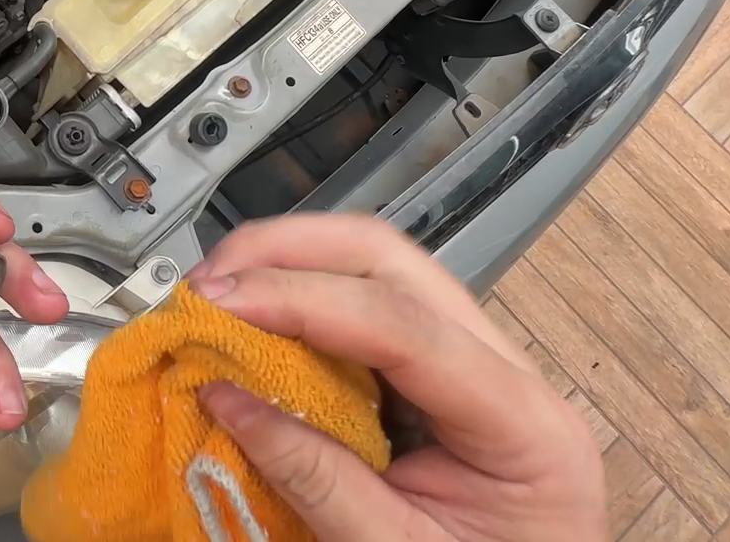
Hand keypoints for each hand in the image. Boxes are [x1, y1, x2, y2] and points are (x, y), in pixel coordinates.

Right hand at [188, 214, 604, 541]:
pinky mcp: (421, 350)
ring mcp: (461, 346)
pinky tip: (246, 309)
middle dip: (282, 251)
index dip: (298, 298)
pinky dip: (288, 285)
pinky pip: (350, 288)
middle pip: (382, 256)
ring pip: (363, 256)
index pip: (400, 322)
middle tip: (208, 283)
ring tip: (214, 291)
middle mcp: (499, 362)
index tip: (216, 300)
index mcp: (521, 423)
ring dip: (278, 258)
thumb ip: (315, 479)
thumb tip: (219, 393)